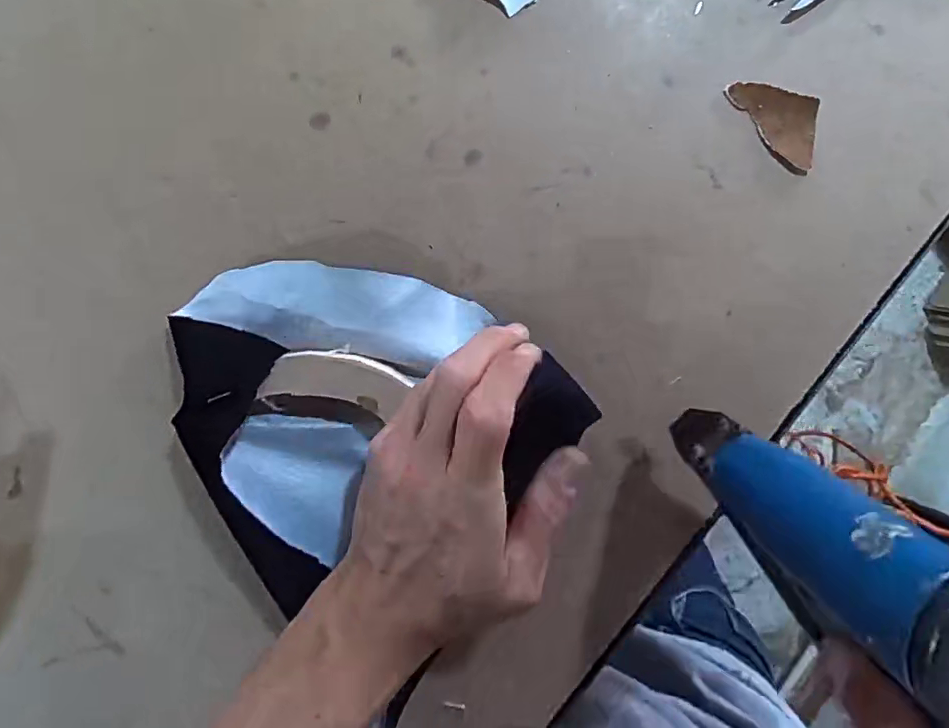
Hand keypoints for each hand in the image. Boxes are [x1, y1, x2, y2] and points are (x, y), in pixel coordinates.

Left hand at [332, 323, 590, 656]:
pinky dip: (445, 374)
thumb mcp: (519, 579)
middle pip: (453, 382)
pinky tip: (465, 373)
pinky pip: (415, 395)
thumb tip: (573, 454)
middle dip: (489, 346)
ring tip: (498, 346)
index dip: (510, 373)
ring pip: (430, 381)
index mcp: (464, 494)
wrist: (374, 613)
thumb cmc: (456, 596)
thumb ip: (548, 514)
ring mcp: (394, 452)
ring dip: (467, 353)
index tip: (533, 355)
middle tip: (519, 336)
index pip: (485, 414)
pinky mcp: (378, 449)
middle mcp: (424, 463)